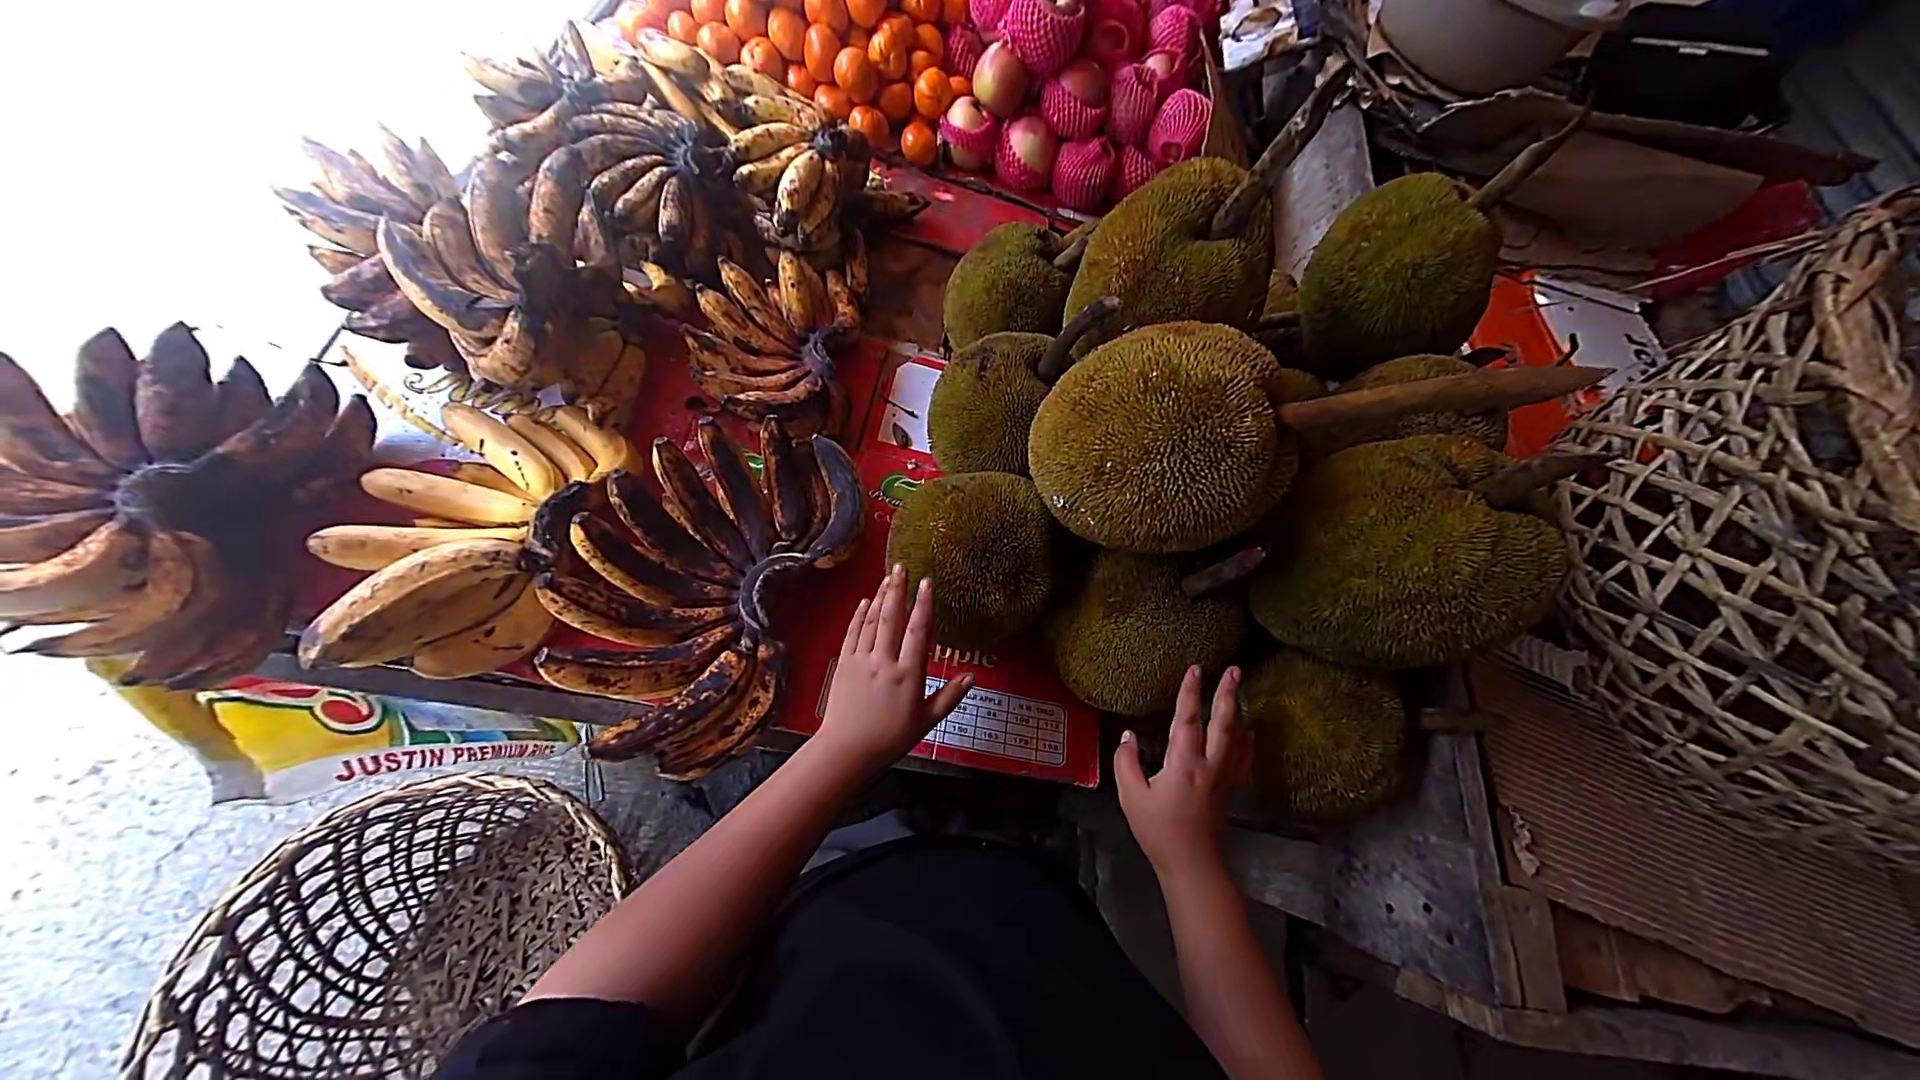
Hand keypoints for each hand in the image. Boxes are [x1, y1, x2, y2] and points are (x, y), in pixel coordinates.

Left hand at [813, 564, 974, 776]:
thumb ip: (950, 696)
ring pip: (872, 621)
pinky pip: (853, 633)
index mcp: (908, 674)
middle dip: (898, 589)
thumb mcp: (926, 720)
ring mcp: (861, 660)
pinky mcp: (844, 664)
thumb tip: (970, 678)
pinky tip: (865, 602)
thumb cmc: (889, 739)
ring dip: (881, 597)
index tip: (927, 584)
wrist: (847, 750)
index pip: (918, 630)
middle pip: (892, 616)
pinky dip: (859, 615)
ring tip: (889, 578)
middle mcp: (884, 661)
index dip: (924, 604)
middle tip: (902, 567)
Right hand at [1115, 666, 1251, 877]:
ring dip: (1238, 711)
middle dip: (1228, 693)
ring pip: (1237, 737)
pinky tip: (1248, 731)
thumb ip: (1126, 761)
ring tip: (1239, 690)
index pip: (1189, 719)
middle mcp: (1210, 766)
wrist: (1191, 863)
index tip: (1195, 669)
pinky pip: (1243, 759)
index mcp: (1184, 764)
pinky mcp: (1230, 789)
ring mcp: (1224, 778)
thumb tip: (1129, 735)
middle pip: (1224, 722)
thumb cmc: (1158, 829)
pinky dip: (1247, 741)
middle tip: (1235, 670)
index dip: (1191, 692)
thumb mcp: (1131, 796)